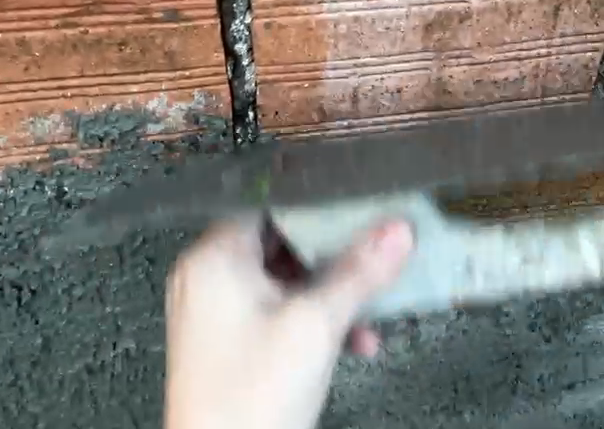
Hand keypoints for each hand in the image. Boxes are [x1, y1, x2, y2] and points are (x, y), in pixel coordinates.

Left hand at [164, 215, 414, 428]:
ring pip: (283, 282)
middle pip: (280, 243)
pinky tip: (352, 342)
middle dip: (331, 257)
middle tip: (368, 255)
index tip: (355, 207)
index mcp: (215, 257)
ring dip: (328, 295)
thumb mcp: (318, 324)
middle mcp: (206, 278)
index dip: (316, 206)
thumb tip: (396, 231)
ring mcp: (214, 315)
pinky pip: (274, 315)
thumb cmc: (251, 398)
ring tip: (367, 308)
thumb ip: (360, 272)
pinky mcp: (226, 347)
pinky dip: (310, 323)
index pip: (271, 204)